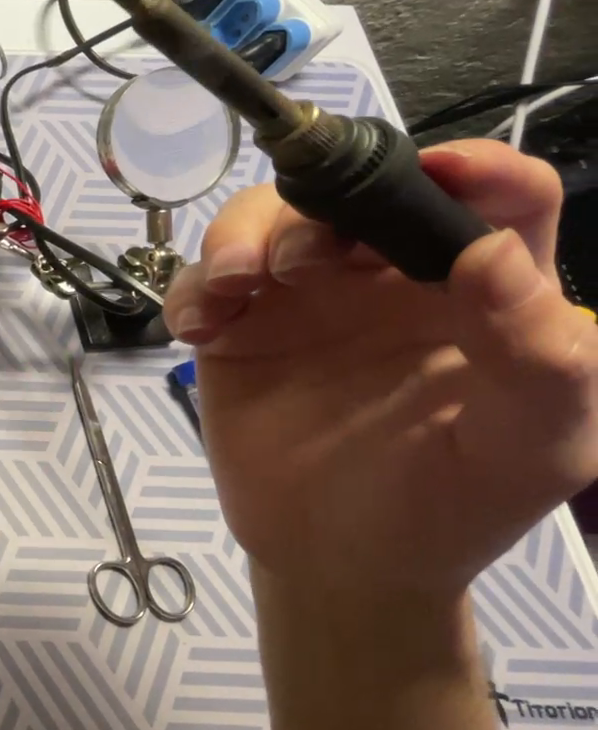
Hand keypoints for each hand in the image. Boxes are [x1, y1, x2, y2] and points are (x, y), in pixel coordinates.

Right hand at [164, 139, 596, 598]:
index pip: (491, 199)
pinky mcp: (231, 330)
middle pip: (344, 194)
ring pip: (256, 224)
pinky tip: (197, 333)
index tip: (427, 175)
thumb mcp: (530, 445)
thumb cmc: (449, 507)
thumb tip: (489, 253)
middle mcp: (381, 281)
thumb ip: (540, 356)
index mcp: (475, 293)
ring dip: (235, 240)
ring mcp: (296, 302)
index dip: (469, 169)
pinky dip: (189, 295)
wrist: (336, 560)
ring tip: (229, 290)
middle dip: (310, 209)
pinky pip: (196, 285)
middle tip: (290, 263)